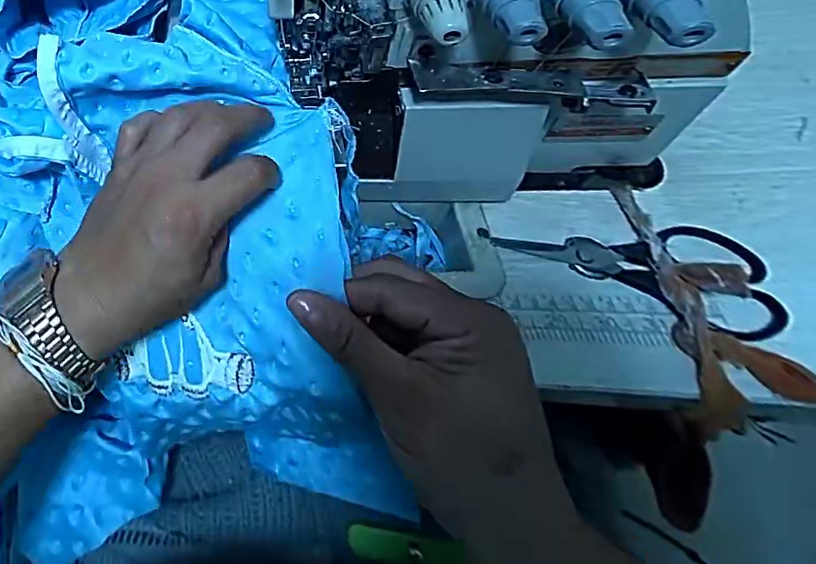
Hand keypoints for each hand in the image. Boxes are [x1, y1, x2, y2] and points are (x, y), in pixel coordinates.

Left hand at [56, 101, 279, 357]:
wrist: (90, 295)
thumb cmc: (150, 296)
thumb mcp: (206, 279)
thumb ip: (225, 233)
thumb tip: (232, 201)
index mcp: (194, 211)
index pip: (247, 172)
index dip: (268, 171)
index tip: (271, 176)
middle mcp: (168, 176)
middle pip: (216, 125)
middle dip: (248, 117)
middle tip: (263, 119)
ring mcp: (140, 164)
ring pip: (179, 114)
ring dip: (209, 108)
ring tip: (225, 114)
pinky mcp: (118, 164)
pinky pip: (140, 124)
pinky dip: (161, 118)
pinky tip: (175, 125)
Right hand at [289, 259, 624, 562]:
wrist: (517, 530)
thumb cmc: (458, 461)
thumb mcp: (397, 397)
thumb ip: (349, 342)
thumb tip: (297, 297)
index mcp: (468, 317)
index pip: (392, 287)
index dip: (344, 294)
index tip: (300, 308)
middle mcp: (474, 315)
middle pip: (401, 287)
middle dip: (357, 301)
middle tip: (317, 323)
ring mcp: (473, 337)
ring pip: (406, 307)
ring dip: (370, 320)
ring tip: (338, 342)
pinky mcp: (466, 358)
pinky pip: (418, 331)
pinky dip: (388, 339)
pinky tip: (366, 357)